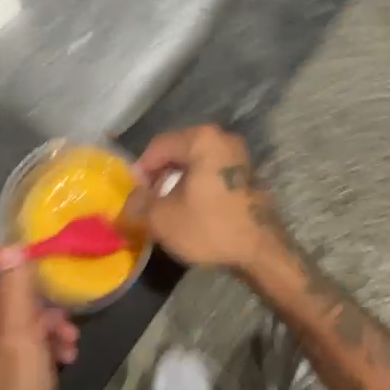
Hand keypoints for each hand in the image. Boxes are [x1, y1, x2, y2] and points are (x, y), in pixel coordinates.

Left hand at [0, 256, 78, 389]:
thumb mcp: (20, 338)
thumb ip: (15, 290)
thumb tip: (9, 243)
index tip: (17, 247)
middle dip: (31, 299)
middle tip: (57, 300)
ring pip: (17, 319)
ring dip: (46, 323)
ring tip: (70, 334)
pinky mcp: (8, 370)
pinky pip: (26, 341)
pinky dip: (47, 342)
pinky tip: (68, 353)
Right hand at [127, 124, 290, 273]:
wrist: (262, 251)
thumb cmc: (210, 227)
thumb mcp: (163, 218)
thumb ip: (138, 204)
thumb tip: (127, 202)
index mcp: (201, 139)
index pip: (158, 147)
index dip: (141, 171)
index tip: (134, 196)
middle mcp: (222, 138)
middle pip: (178, 152)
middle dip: (159, 175)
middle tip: (148, 201)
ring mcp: (238, 155)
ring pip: (195, 163)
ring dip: (177, 181)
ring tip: (167, 207)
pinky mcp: (247, 173)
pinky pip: (212, 172)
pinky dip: (197, 185)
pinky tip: (190, 208)